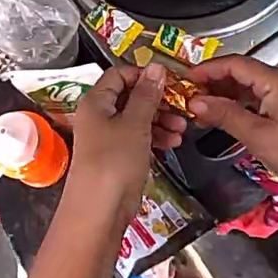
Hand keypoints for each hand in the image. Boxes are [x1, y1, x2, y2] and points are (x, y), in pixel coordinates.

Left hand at [66, 63, 186, 205]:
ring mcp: (106, 138)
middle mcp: (98, 116)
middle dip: (157, 101)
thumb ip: (147, 95)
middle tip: (181, 109)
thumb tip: (156, 66)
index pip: (119, 74)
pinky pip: (136, 138)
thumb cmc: (115, 161)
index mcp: (96, 101)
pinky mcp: (116, 157)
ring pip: (136, 119)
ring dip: (160, 121)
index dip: (144, 75)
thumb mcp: (135, 124)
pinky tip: (172, 143)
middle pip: (130, 97)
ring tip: (182, 130)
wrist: (99, 211)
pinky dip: (154, 138)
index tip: (170, 83)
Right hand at [186, 55, 277, 194]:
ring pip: (250, 85)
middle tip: (188, 97)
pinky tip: (223, 116)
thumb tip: (195, 102)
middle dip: (214, 82)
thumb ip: (224, 114)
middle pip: (243, 72)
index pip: (236, 64)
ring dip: (225, 95)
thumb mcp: (257, 136)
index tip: (185, 79)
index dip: (207, 69)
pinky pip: (260, 97)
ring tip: (201, 110)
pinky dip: (240, 104)